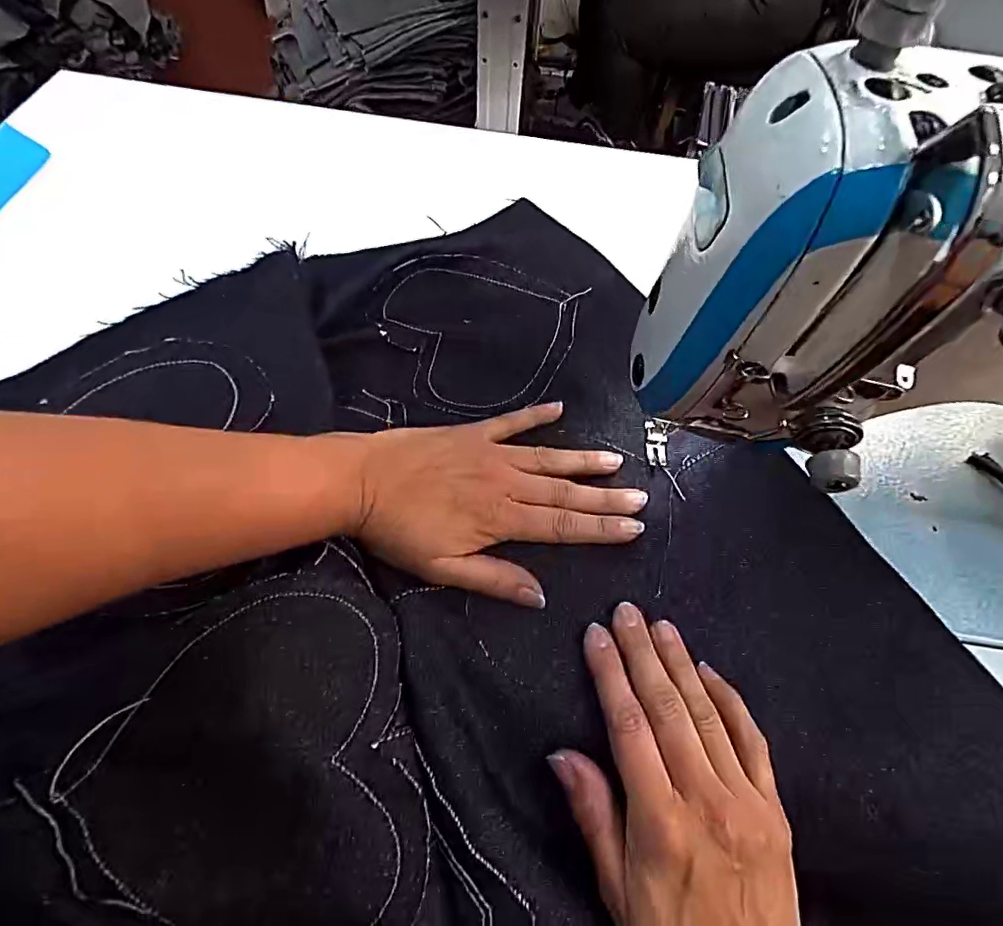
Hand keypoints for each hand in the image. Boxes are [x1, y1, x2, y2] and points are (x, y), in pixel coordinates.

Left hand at [344, 402, 644, 607]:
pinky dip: (537, 415)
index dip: (601, 528)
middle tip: (641, 497)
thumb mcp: (442, 567)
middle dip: (607, 497)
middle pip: (566, 491)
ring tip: (617, 461)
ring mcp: (493, 453)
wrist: (361, 479)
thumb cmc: (399, 530)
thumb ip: (495, 579)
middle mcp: (508, 482)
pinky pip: (513, 423)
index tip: (633, 527)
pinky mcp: (475, 434)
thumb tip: (540, 595)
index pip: (563, 525)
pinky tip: (560, 408)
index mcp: (502, 518)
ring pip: (549, 457)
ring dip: (584, 460)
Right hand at [549, 603, 797, 925]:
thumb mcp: (618, 893)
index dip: (609, 675)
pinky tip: (711, 670)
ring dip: (682, 663)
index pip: (628, 728)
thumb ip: (594, 817)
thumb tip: (562, 755)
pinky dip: (731, 698)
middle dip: (642, 653)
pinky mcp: (775, 805)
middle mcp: (705, 800)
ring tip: (662, 627)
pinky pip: (752, 737)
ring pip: (708, 712)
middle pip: (667, 708)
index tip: (596, 638)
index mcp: (660, 823)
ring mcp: (746, 799)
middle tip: (628, 613)